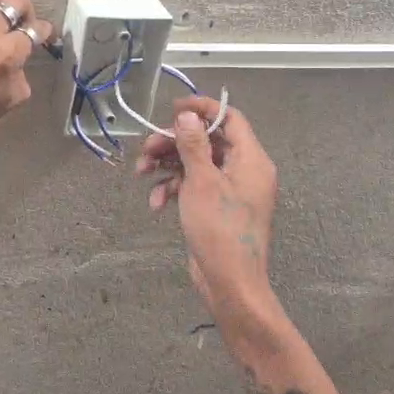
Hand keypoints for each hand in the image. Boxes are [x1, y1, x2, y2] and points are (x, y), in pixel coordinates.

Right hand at [138, 95, 284, 339]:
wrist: (230, 285)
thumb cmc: (220, 229)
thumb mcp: (201, 181)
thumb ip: (193, 144)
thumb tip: (188, 115)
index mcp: (251, 160)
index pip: (229, 118)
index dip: (202, 109)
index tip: (173, 108)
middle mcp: (244, 170)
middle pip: (206, 140)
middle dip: (173, 143)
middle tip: (147, 148)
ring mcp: (230, 190)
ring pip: (195, 162)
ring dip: (167, 165)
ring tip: (142, 173)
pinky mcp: (217, 207)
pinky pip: (194, 185)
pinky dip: (174, 189)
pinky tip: (157, 203)